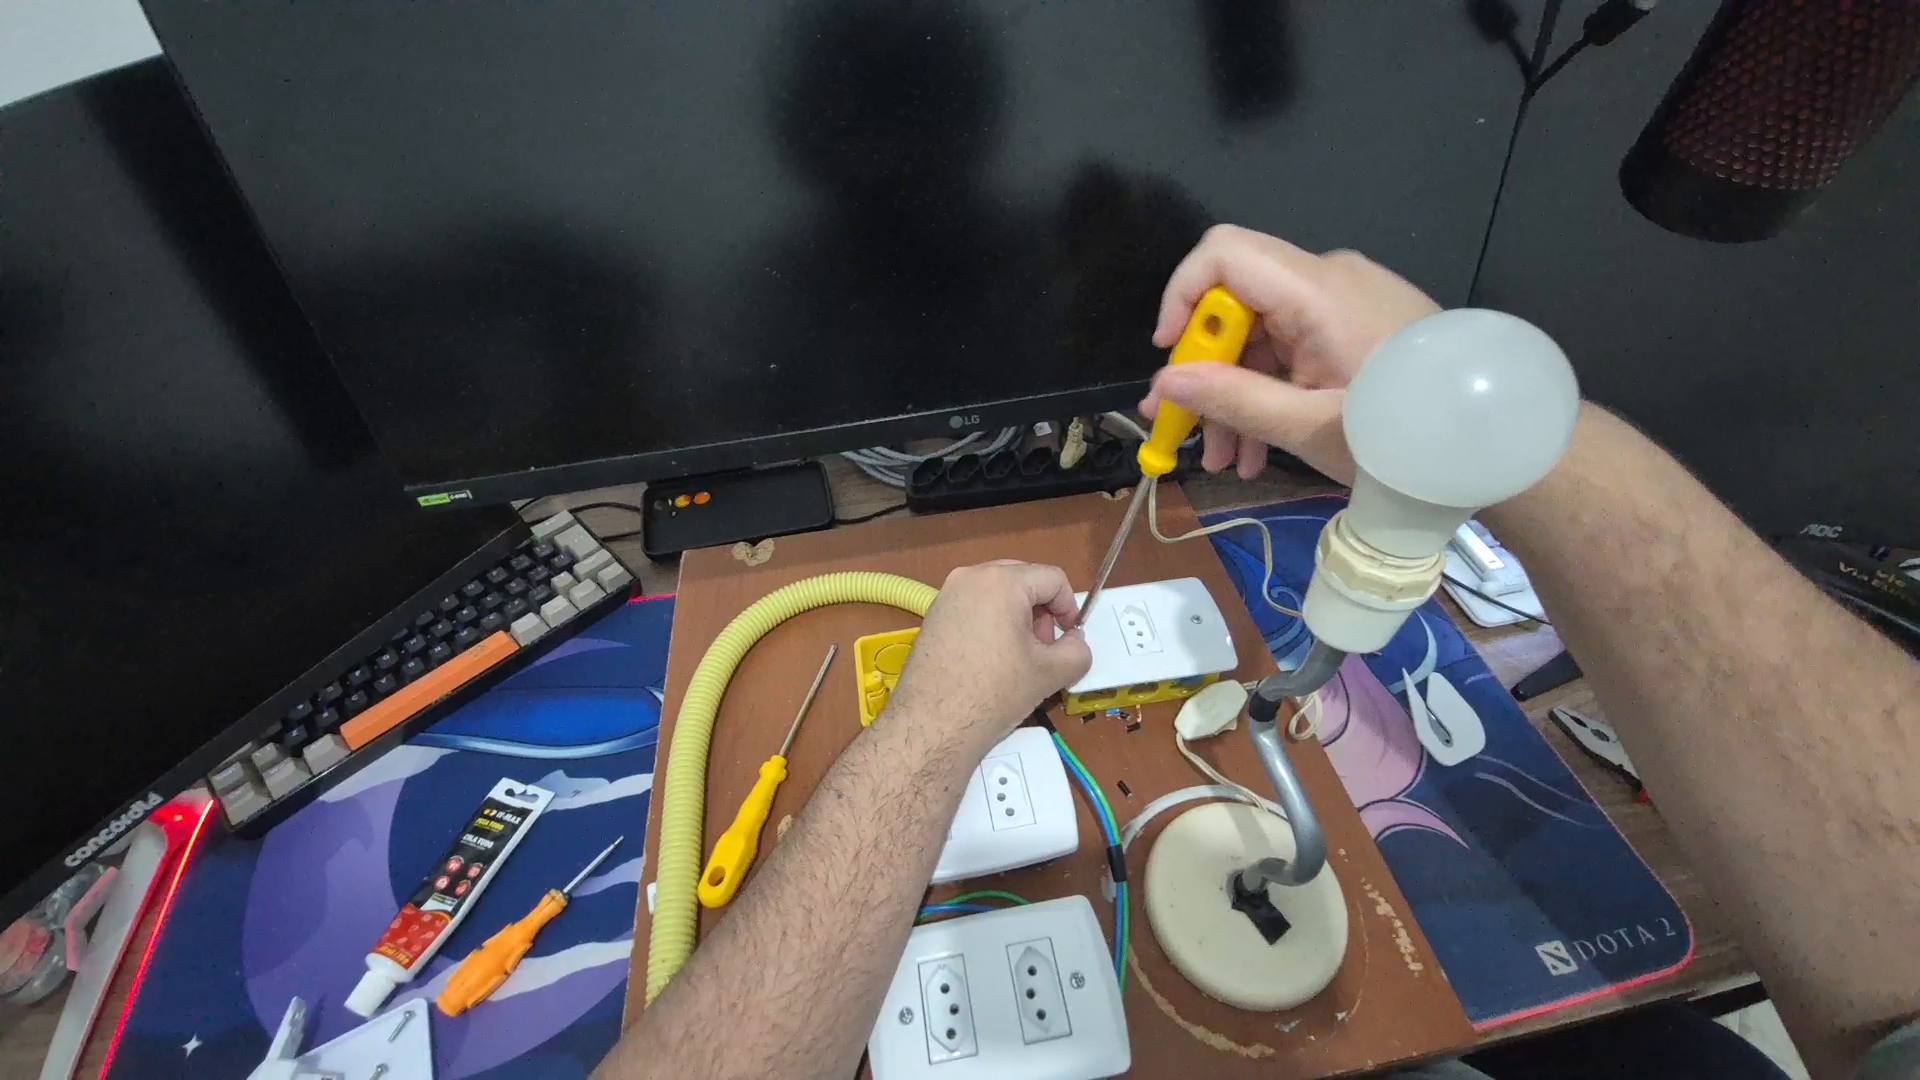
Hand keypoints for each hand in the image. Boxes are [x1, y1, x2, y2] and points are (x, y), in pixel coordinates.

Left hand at [886, 561, 1092, 748]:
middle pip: (1022, 579)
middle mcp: (970, 576)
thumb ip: (1077, 650)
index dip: (1070, 607)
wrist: (933, 723)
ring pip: (997, 592)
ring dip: (1017, 615)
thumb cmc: (995, 692)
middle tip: (1045, 646)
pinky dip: (991, 622)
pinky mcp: (932, 615)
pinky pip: (974, 605)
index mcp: (1002, 580)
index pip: (1052, 578)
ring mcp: (946, 594)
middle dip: (1042, 609)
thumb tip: (1075, 641)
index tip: (1070, 637)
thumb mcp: (1049, 673)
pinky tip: (991, 658)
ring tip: (1019, 655)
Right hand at [1139, 224, 1440, 483]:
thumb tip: (1161, 384)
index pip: (1222, 255)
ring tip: (1228, 460)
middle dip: (1205, 374)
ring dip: (1233, 398)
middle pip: (1235, 308)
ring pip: (1258, 339)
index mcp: (1318, 291)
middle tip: (1188, 433)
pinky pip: (1289, 352)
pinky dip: (1267, 395)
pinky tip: (1259, 450)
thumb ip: (1229, 400)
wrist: (1492, 441)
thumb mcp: (1306, 426)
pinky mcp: (1352, 328)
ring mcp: (1342, 304)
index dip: (1181, 298)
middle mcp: (1327, 281)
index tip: (1170, 358)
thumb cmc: (1405, 435)